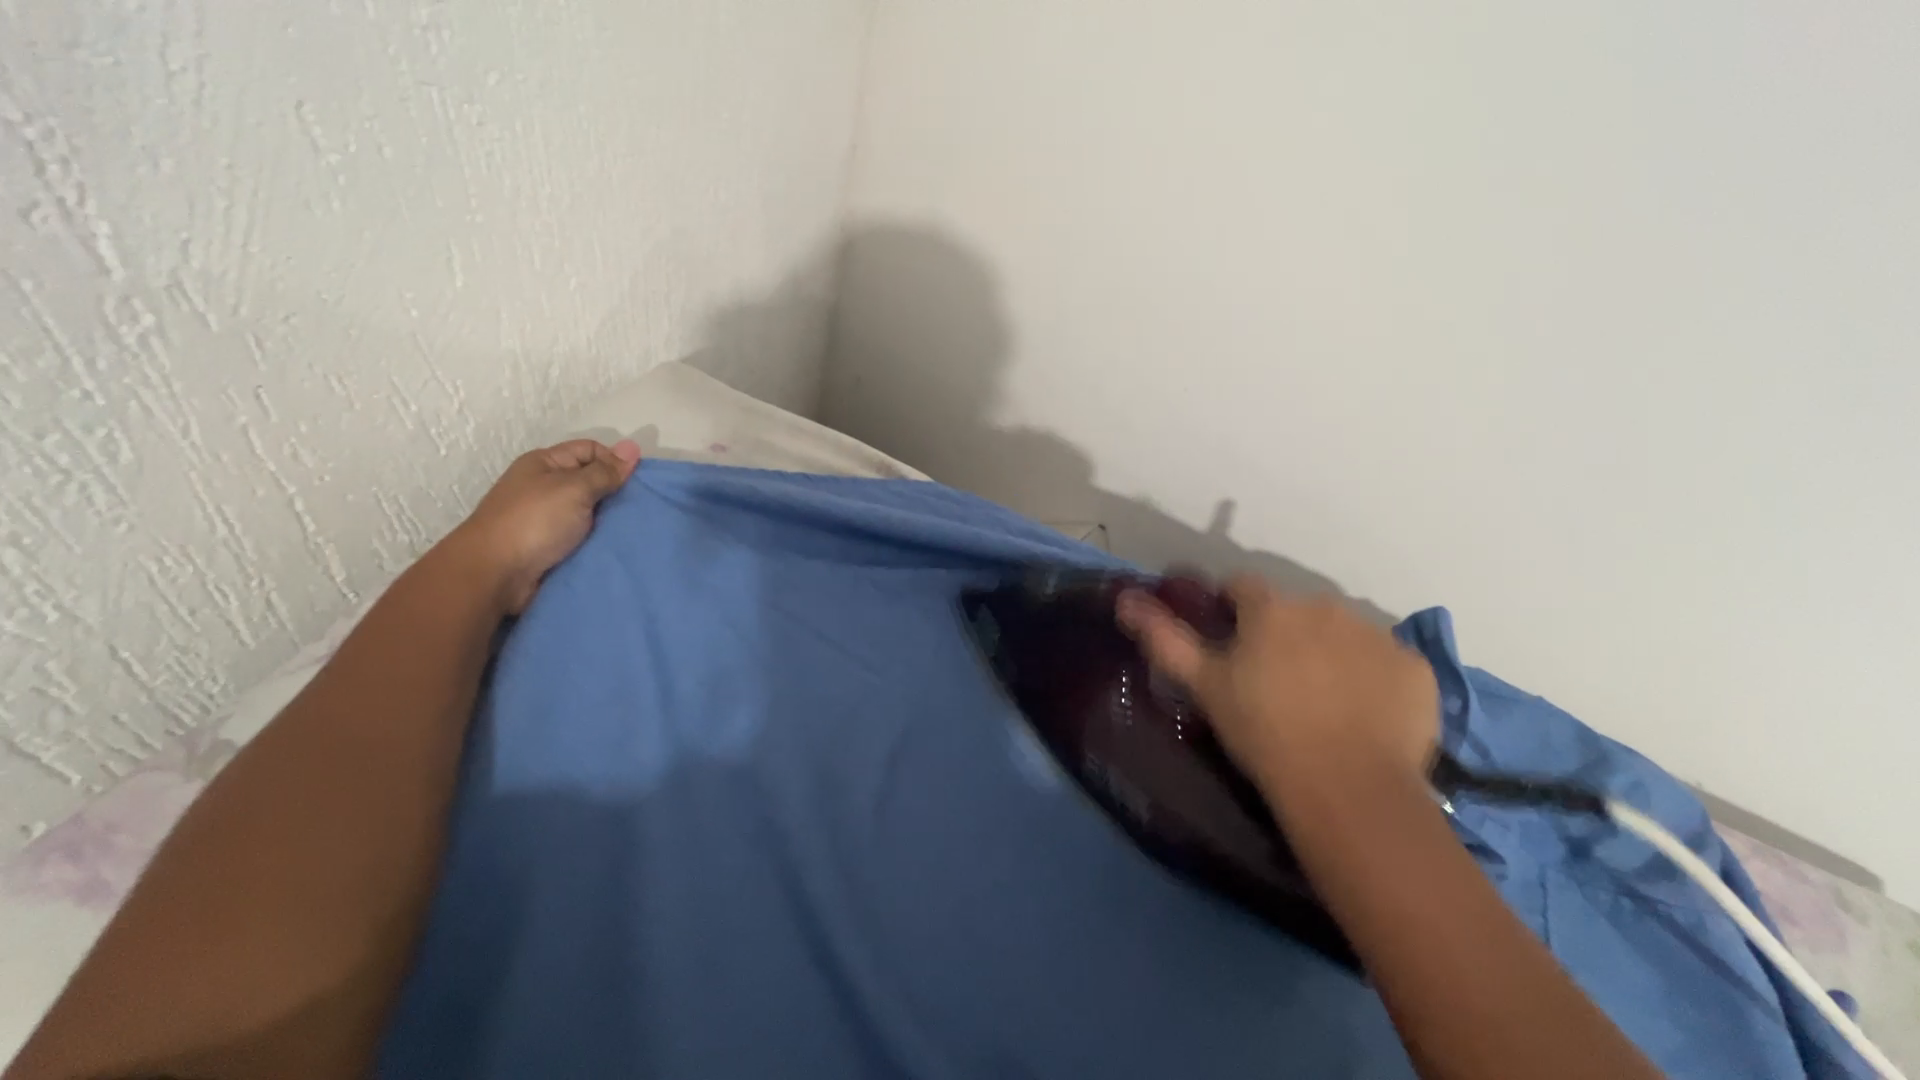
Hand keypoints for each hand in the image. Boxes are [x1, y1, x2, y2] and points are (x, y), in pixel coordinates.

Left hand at [446, 438, 642, 613]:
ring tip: (638, 531)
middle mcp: (546, 488)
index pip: (590, 450)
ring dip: (611, 522)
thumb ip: (605, 472)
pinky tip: (620, 548)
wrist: (496, 574)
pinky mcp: (552, 548)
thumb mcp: (574, 488)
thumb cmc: (534, 521)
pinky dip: (600, 542)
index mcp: (545, 464)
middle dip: (616, 493)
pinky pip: (584, 539)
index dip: (615, 461)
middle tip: (643, 509)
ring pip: (591, 514)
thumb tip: (632, 448)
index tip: (638, 483)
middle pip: (592, 482)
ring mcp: (548, 520)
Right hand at [1116, 578, 1438, 791]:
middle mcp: (1327, 606)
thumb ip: (1165, 638)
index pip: (1243, 589)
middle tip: (1276, 684)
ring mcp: (1378, 635)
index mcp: (1273, 608)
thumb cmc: (1263, 733)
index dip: (1232, 611)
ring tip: (1324, 704)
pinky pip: (1388, 665)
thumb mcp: (1205, 686)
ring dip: (1332, 654)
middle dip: (1286, 635)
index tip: (1229, 643)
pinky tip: (1365, 718)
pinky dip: (1375, 681)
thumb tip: (1125, 598)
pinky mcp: (1416, 668)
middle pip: (1298, 612)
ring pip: (1345, 635)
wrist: (1347, 787)